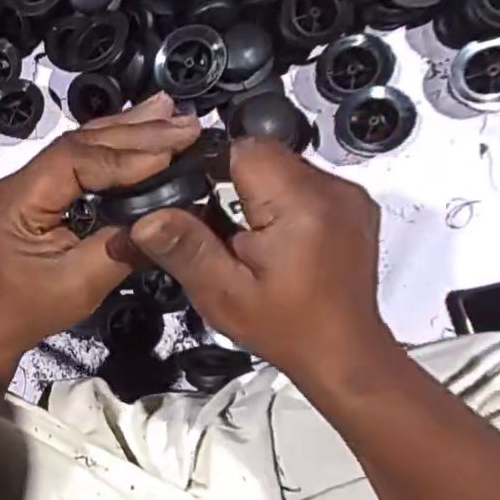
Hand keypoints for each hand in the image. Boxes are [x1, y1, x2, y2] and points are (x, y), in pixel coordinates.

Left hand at [0, 93, 200, 362]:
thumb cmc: (29, 310)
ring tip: (170, 114)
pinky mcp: (44, 193)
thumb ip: (121, 248)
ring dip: (130, 130)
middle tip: (185, 124)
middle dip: (137, 132)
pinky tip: (143, 132)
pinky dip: (117, 147)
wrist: (1, 325)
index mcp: (19, 201)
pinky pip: (82, 160)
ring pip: (83, 145)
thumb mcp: (80, 285)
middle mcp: (20, 183)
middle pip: (82, 143)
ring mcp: (31, 184)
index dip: (126, 155)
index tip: (171, 152)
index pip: (75, 160)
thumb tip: (163, 220)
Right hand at [127, 137, 392, 375]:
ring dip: (259, 198)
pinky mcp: (352, 206)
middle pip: (264, 156)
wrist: (341, 352)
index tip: (205, 206)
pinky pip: (304, 185)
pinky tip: (277, 245)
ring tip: (254, 245)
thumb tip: (147, 221)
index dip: (213, 172)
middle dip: (235, 188)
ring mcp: (347, 197)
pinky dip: (282, 207)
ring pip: (282, 168)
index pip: (245, 148)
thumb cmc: (291, 329)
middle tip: (229, 237)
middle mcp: (333, 192)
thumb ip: (185, 250)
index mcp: (301, 207)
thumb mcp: (223, 294)